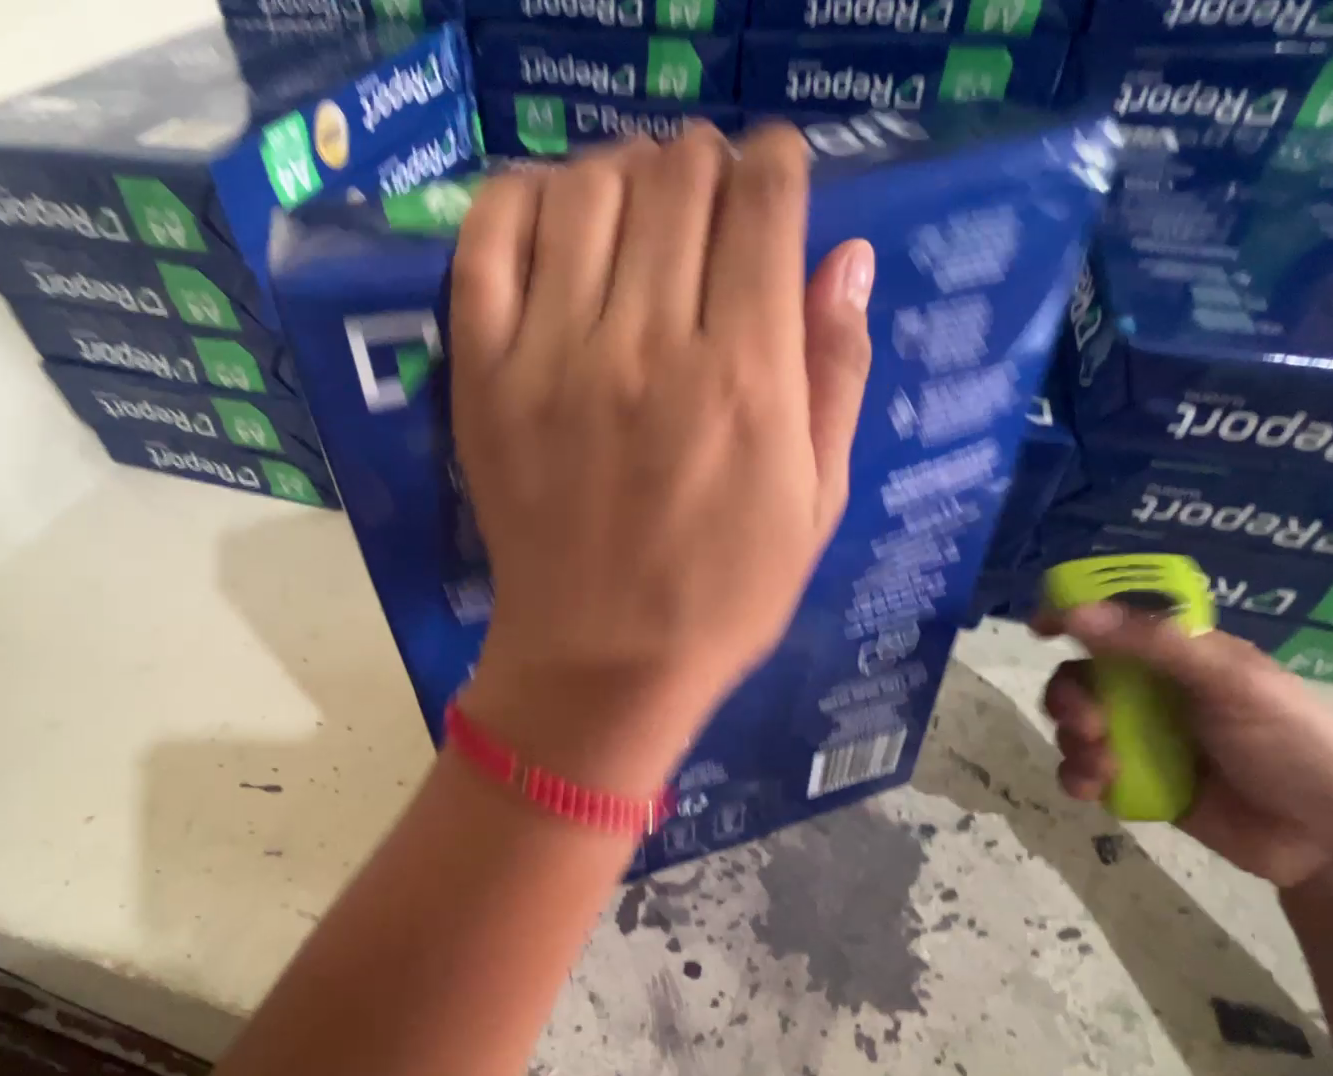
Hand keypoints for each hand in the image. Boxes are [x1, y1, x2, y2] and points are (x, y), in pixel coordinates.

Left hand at [447, 126, 876, 793]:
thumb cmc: (723, 593)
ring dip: (624, 167)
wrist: (599, 660)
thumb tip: (848, 258)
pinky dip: (520, 197)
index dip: (779, 162)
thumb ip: (836, 372)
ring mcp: (552, 355)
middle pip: (677, 179)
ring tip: (639, 195)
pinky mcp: (483, 374)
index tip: (778, 168)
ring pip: (587, 190)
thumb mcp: (818, 499)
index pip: (764, 205)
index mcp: (744, 376)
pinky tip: (553, 205)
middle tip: (710, 187)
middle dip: (706, 160)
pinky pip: (488, 243)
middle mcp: (647, 345)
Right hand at [1034, 603, 1332, 887]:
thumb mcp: (1231, 682)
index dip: (1075, 618)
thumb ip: (1152, 644)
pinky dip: (1078, 774)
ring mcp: (1147, 739)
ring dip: (1073, 739)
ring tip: (1099, 765)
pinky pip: (1086, 769)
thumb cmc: (1296, 745)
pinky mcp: (1140, 783)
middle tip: (1087, 723)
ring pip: (1077, 723)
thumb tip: (1075, 610)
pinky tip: (1090, 788)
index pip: (1116, 624)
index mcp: (1182, 656)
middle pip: (1082, 676)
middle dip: (1070, 697)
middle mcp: (1158, 691)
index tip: (1038, 628)